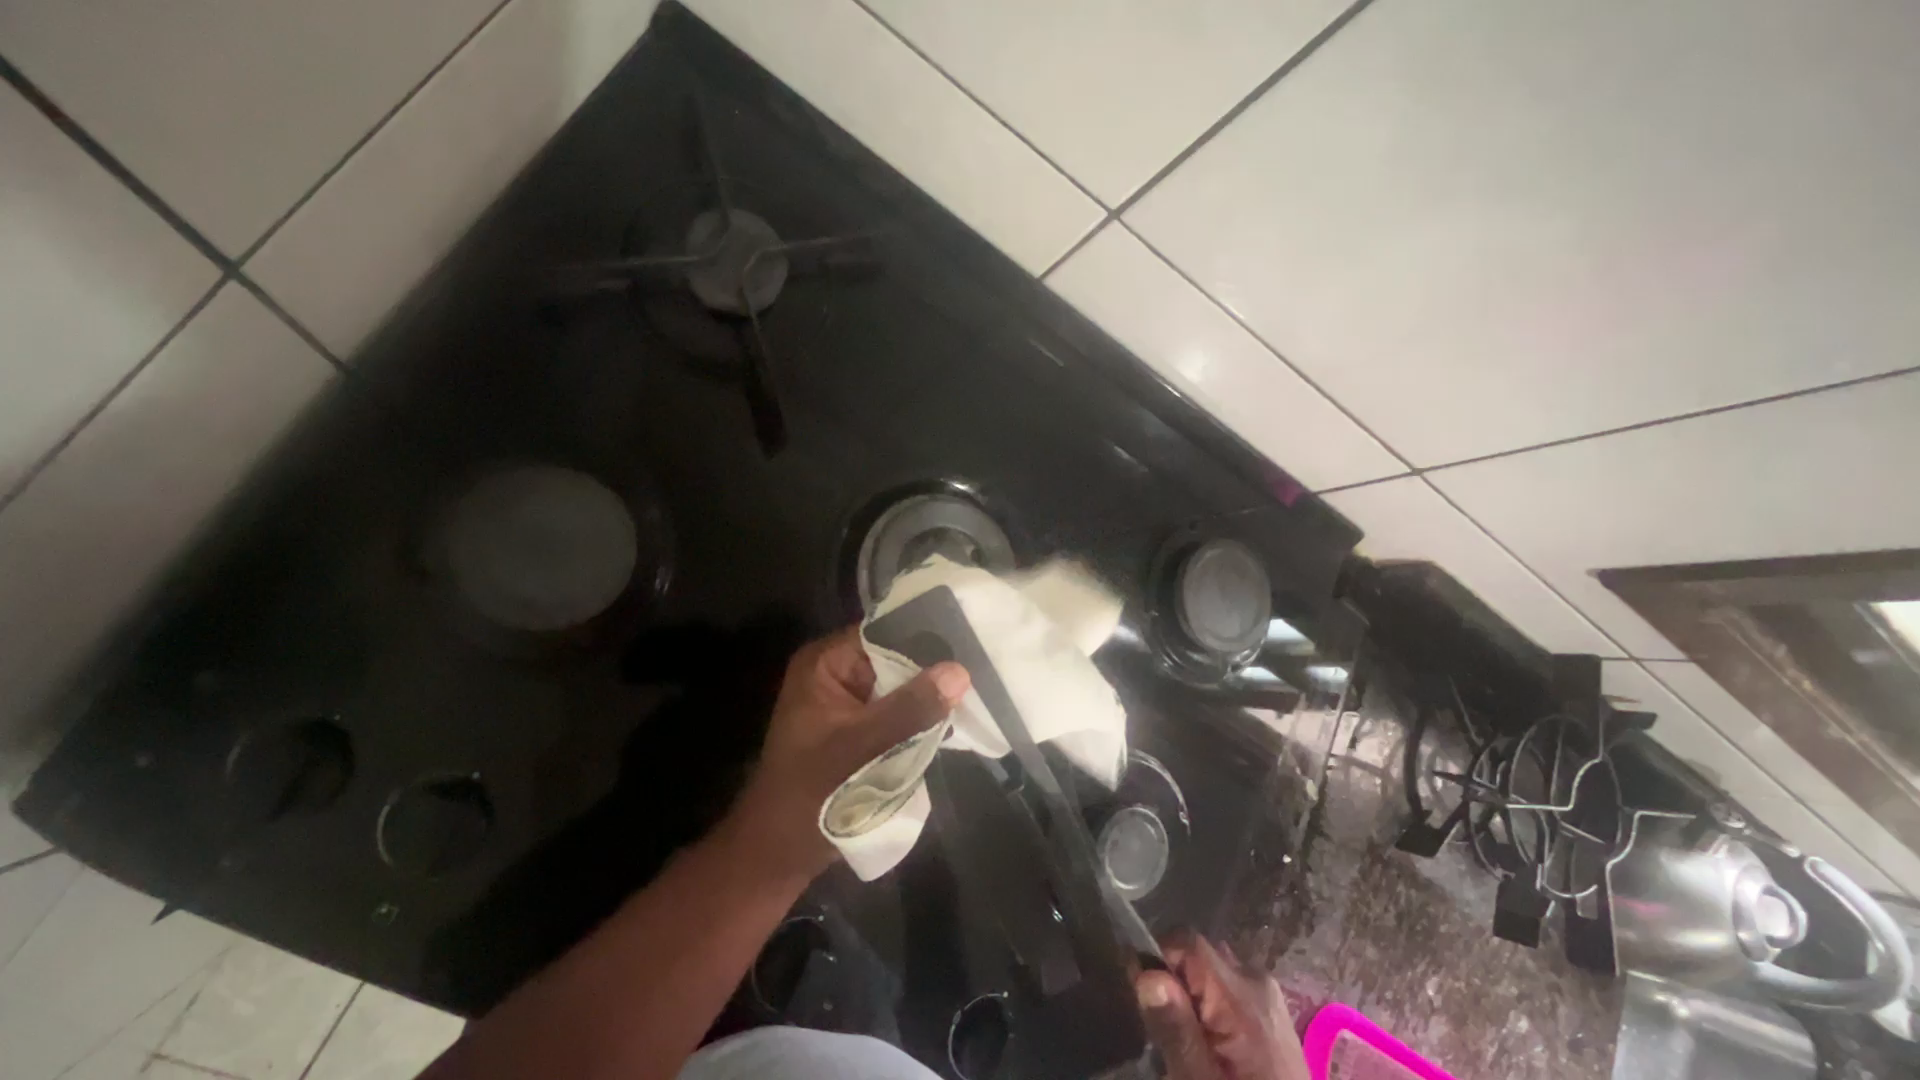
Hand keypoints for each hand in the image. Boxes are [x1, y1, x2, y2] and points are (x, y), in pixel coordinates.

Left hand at [727, 628, 969, 878]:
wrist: (780, 852)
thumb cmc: (811, 793)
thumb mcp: (863, 747)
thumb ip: (910, 708)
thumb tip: (959, 671)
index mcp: (824, 663)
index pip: (884, 632)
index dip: (926, 636)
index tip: (971, 640)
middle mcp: (835, 673)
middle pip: (896, 658)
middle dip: (933, 670)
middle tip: (984, 669)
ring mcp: (848, 702)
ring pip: (901, 687)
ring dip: (930, 697)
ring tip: (978, 693)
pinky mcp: (860, 729)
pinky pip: (898, 712)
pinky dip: (920, 719)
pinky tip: (955, 720)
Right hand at [1136, 933, 1308, 1079]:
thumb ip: (1176, 1031)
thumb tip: (1147, 975)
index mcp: (1239, 996)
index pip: (1186, 942)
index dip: (1155, 958)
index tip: (1139, 996)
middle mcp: (1256, 980)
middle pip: (1198, 953)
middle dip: (1172, 978)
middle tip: (1160, 1027)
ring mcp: (1269, 995)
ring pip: (1213, 969)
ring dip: (1190, 991)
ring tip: (1184, 1039)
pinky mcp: (1273, 1012)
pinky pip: (1230, 987)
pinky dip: (1211, 1002)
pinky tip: (1210, 1044)